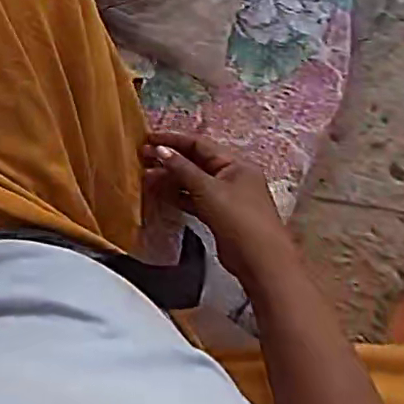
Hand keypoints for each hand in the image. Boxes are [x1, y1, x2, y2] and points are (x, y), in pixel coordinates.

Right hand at [143, 132, 295, 281]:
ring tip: (146, 176)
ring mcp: (226, 197)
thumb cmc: (238, 219)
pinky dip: (177, 194)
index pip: (199, 144)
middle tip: (142, 157)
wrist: (261, 264)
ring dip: (169, 177)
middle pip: (195, 161)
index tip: (148, 139)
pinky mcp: (219, 214)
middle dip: (168, 159)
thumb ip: (181, 167)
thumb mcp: (207, 188)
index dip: (172, 140)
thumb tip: (160, 149)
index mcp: (236, 165)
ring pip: (192, 180)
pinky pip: (193, 197)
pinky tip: (159, 192)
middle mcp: (232, 177)